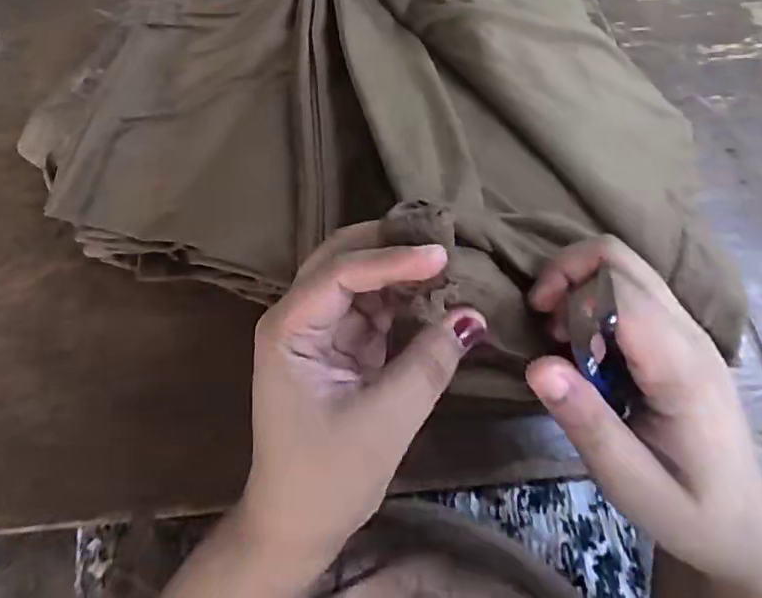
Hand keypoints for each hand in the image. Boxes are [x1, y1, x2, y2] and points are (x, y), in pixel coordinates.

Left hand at [242, 227, 486, 564]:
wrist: (296, 527)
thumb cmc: (327, 478)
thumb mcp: (384, 423)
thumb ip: (428, 363)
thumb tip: (473, 315)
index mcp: (288, 328)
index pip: (340, 272)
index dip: (391, 259)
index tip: (440, 255)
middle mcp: (298, 315)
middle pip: (342, 257)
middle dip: (388, 244)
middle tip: (440, 234)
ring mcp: (320, 326)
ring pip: (359, 275)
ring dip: (399, 266)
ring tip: (445, 255)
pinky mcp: (341, 341)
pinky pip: (373, 303)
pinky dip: (403, 294)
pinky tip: (434, 287)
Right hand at [526, 238, 761, 597]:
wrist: (743, 528)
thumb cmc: (687, 511)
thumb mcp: (630, 483)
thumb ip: (587, 423)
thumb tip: (538, 366)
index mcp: (681, 368)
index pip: (619, 291)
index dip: (572, 293)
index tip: (544, 328)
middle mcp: (688, 333)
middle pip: (619, 258)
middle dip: (567, 271)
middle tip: (543, 316)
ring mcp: (687, 328)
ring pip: (624, 264)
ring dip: (579, 280)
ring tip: (559, 330)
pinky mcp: (679, 333)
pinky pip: (630, 286)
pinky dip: (594, 294)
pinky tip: (585, 341)